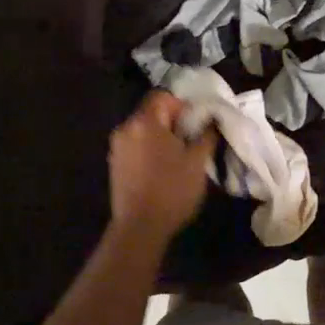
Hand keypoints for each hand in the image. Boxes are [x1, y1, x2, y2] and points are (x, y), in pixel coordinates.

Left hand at [108, 92, 217, 242]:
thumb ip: (206, 135)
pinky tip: (159, 171)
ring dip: (159, 137)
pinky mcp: (114, 165)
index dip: (180, 105)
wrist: (139, 229)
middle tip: (188, 142)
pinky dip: (147, 150)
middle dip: (171, 122)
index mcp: (145, 121)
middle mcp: (126, 128)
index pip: (162, 96)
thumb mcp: (197, 162)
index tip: (193, 126)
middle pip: (151, 112)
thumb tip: (211, 120)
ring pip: (142, 130)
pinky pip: (134, 145)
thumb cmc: (171, 190)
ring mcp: (117, 147)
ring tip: (175, 158)